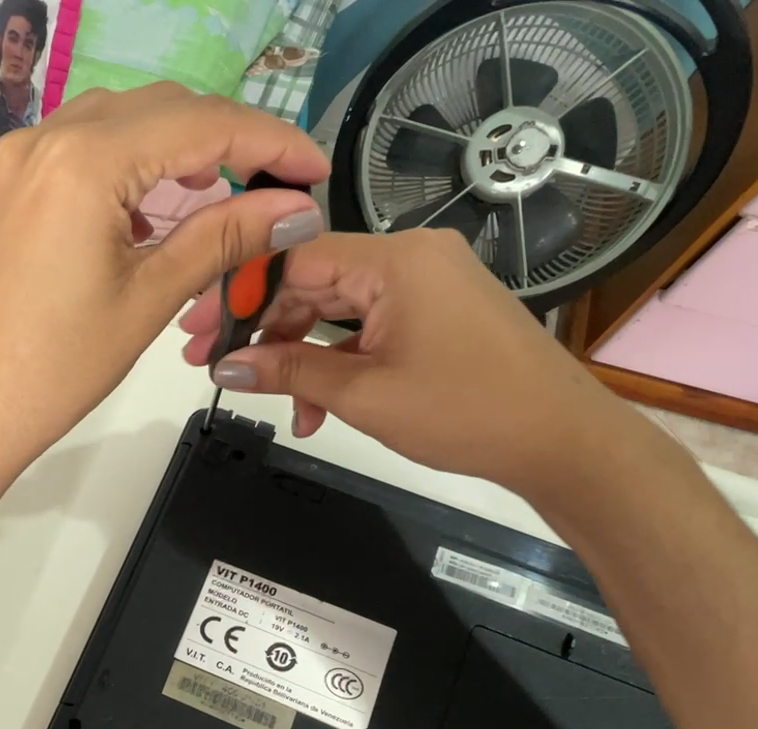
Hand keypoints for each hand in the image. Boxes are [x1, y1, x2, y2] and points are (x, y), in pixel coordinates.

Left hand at [0, 83, 328, 513]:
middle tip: (265, 189)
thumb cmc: (55, 372)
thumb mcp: (148, 300)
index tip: (312, 169)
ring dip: (166, 151)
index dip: (270, 141)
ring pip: (109, 127)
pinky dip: (114, 170)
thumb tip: (295, 207)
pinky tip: (136, 213)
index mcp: (82, 162)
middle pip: (155, 110)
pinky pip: (66, 156)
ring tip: (207, 199)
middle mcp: (38, 142)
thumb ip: (224, 238)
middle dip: (220, 141)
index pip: (201, 124)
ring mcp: (6, 166)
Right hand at [178, 229, 643, 497]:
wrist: (560, 441)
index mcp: (395, 261)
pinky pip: (365, 327)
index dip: (238, 294)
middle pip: (310, 282)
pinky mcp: (433, 312)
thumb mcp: (364, 394)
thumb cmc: (465, 411)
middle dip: (263, 330)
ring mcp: (424, 285)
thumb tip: (225, 367)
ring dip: (299, 357)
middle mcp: (409, 258)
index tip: (197, 332)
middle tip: (214, 368)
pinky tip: (317, 407)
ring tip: (276, 403)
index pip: (293, 258)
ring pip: (334, 310)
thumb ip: (288, 372)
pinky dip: (336, 362)